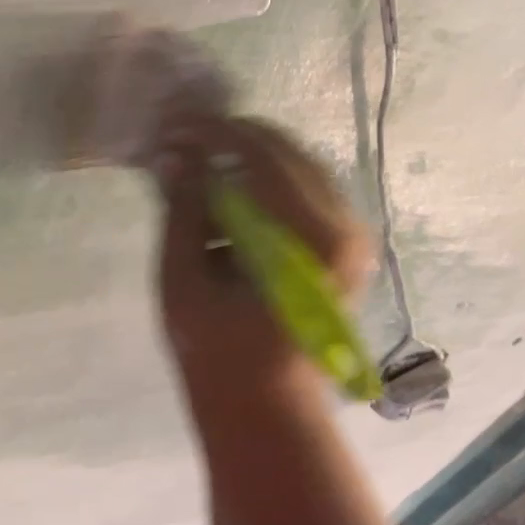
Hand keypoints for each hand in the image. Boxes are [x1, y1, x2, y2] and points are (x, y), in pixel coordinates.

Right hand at [154, 116, 370, 392]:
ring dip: (249, 160)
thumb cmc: (216, 349)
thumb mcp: (184, 280)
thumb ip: (182, 215)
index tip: (175, 123)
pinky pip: (304, 194)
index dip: (218, 133)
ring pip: (299, 170)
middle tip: (182, 139)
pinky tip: (225, 194)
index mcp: (310, 239)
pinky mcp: (344, 248)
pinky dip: (264, 183)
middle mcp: (344, 228)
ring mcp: (351, 237)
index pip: (265, 158)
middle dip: (234, 140)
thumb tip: (173, 157)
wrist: (264, 400)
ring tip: (198, 163)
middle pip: (289, 155)